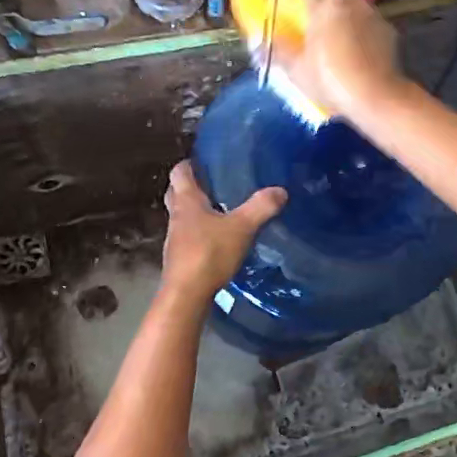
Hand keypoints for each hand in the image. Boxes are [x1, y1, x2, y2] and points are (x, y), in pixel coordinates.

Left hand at [160, 161, 284, 301]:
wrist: (186, 294)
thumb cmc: (209, 253)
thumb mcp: (242, 227)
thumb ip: (261, 207)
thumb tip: (281, 190)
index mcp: (187, 201)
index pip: (180, 172)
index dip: (190, 164)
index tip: (204, 161)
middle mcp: (176, 217)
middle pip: (176, 193)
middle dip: (191, 187)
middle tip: (212, 184)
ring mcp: (175, 239)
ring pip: (182, 217)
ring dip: (196, 212)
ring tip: (220, 212)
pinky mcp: (179, 259)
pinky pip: (188, 238)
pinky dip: (200, 234)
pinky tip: (217, 241)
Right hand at [290, 0, 406, 117]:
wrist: (376, 97)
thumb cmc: (330, 80)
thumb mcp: (297, 70)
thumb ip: (280, 52)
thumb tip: (260, 44)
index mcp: (324, 5)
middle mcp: (351, 2)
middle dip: (322, 1)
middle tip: (312, 17)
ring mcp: (373, 15)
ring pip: (353, 8)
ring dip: (343, 16)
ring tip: (335, 36)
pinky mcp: (388, 32)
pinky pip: (368, 26)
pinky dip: (360, 33)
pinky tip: (356, 52)